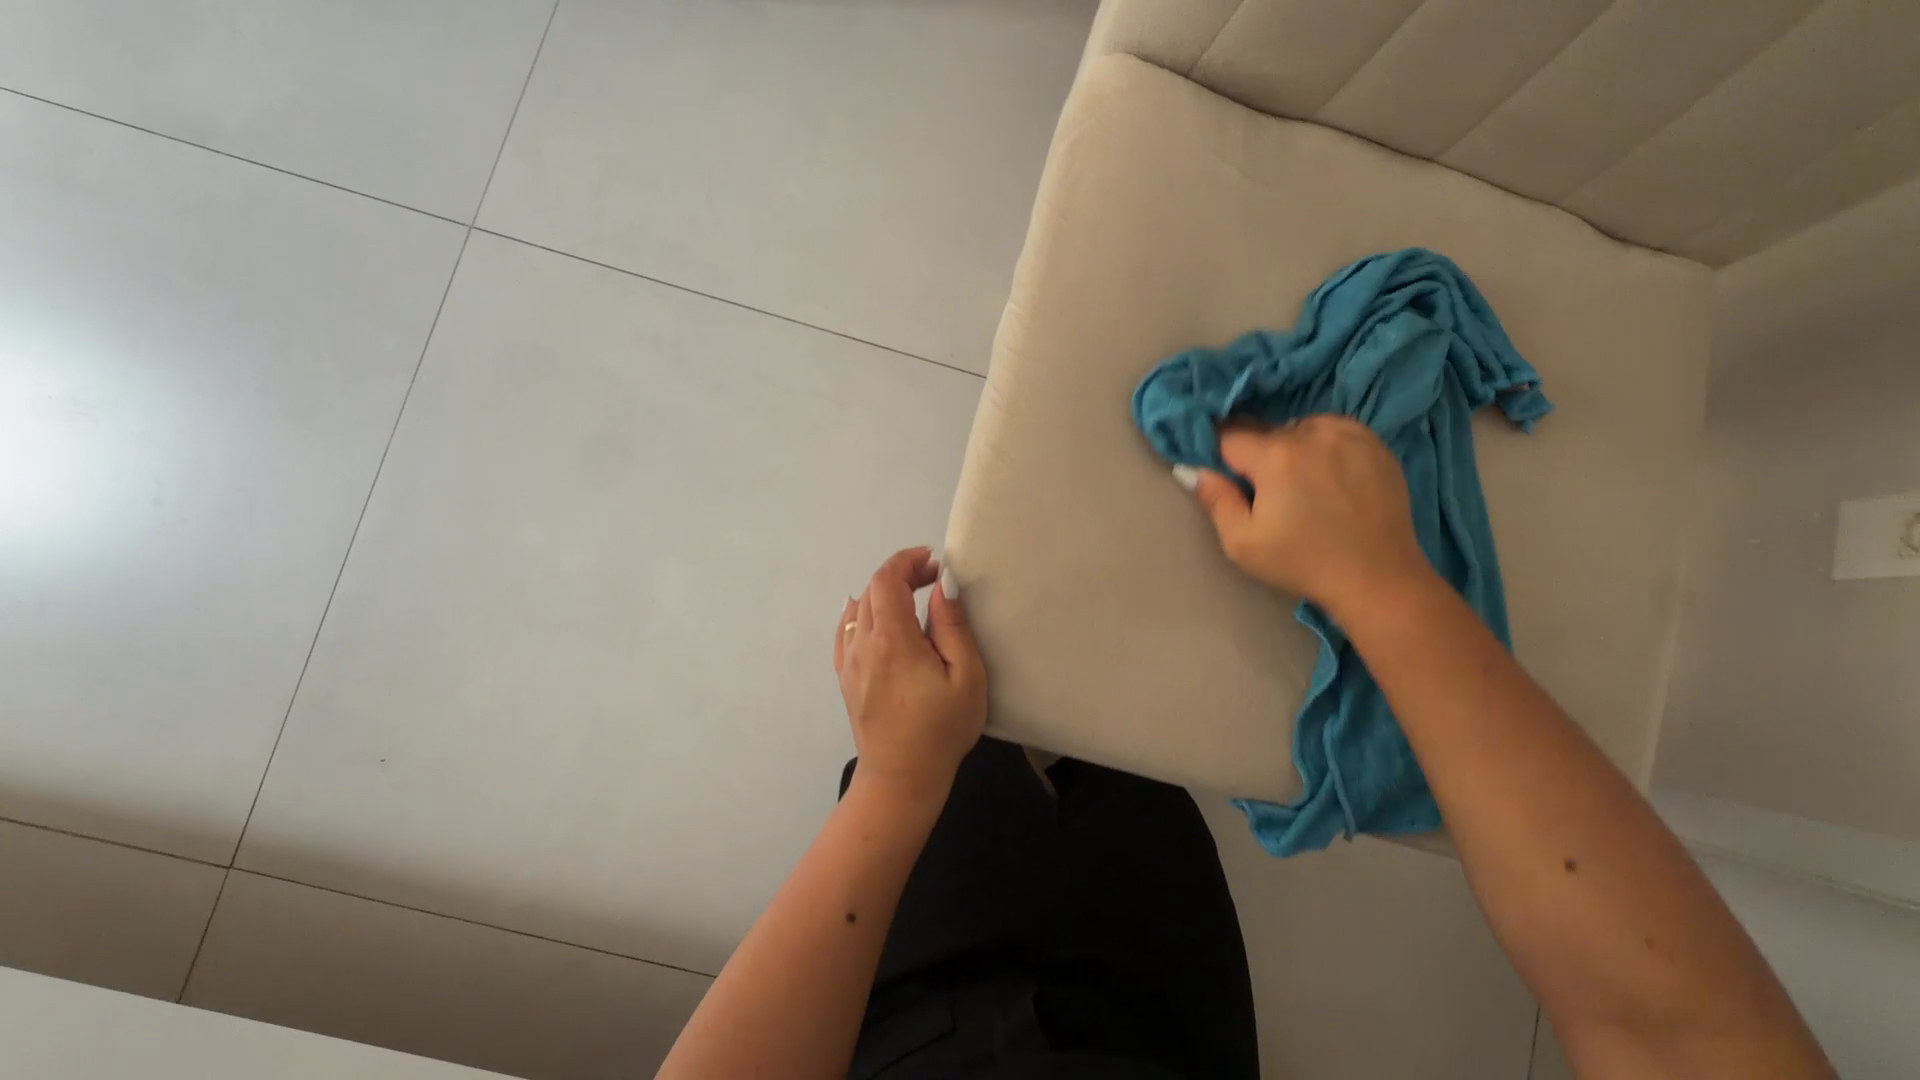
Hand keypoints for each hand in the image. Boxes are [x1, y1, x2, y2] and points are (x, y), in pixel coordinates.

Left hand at [833, 547, 987, 805]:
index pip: (887, 579)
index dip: (908, 561)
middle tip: (934, 580)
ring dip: (884, 593)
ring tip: (913, 598)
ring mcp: (849, 662)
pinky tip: (871, 614)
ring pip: (858, 609)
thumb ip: (952, 626)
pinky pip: (845, 631)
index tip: (933, 561)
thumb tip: (942, 584)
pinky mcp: (846, 677)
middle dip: (901, 574)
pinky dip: (860, 613)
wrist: (901, 777)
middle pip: (872, 589)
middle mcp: (863, 644)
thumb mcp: (966, 676)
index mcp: (892, 640)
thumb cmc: (941, 729)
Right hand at [1179, 416, 1435, 614]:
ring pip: (1300, 428)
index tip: (1222, 474)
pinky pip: (1333, 431)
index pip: (1229, 436)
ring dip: (1290, 448)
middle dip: (1256, 455)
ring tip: (1300, 484)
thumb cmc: (1302, 563)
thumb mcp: (1243, 543)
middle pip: (1265, 431)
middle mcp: (1311, 434)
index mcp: (1275, 457)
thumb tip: (1191, 468)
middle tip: (1264, 491)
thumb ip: (1215, 500)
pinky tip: (1328, 477)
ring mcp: (1348, 435)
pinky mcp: (1374, 443)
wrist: (1378, 578)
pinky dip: (1323, 446)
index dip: (1219, 454)